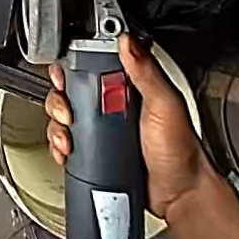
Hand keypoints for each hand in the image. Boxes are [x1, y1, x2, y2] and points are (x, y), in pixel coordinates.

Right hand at [45, 34, 216, 217]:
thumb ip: (146, 72)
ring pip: (61, 117)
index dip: (68, 69)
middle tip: (68, 114)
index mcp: (124, 88)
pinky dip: (57, 146)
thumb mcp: (165, 106)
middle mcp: (108, 105)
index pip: (86, 67)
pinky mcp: (92, 150)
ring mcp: (98, 128)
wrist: (182, 197)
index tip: (62, 78)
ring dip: (56, 127)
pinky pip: (63, 142)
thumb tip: (127, 41)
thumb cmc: (181, 153)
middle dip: (58, 102)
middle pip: (66, 92)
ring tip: (69, 139)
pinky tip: (67, 151)